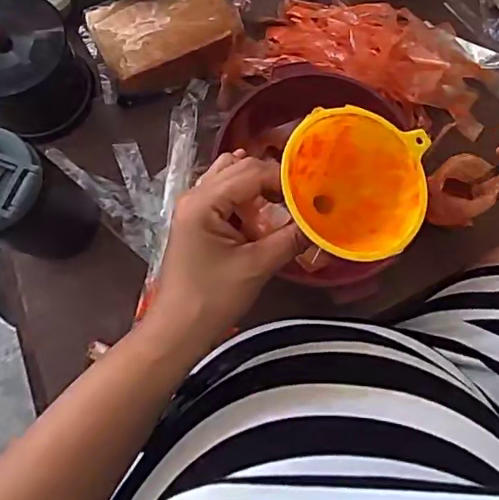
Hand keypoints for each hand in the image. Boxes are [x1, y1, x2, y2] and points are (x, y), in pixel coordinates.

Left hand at [143, 151, 303, 353]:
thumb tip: (320, 222)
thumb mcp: (257, 266)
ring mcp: (194, 206)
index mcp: (203, 201)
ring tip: (285, 205)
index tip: (312, 192)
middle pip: (240, 168)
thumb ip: (290, 239)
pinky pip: (225, 195)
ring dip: (259, 188)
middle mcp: (195, 195)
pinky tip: (265, 214)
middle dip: (273, 180)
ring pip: (232, 178)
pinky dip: (247, 199)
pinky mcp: (197, 220)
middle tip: (302, 198)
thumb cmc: (212, 299)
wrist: (177, 330)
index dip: (284, 179)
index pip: (251, 171)